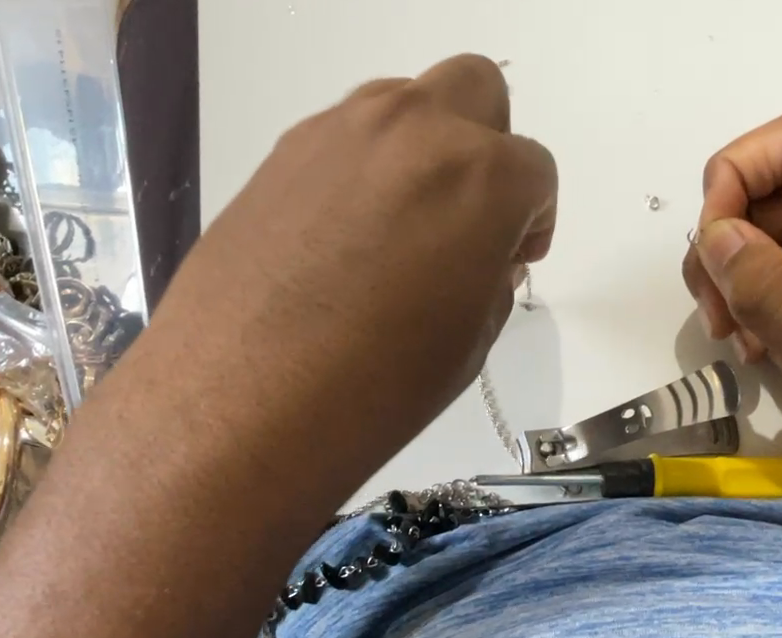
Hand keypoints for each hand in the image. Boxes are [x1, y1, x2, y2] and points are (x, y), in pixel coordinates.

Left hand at [166, 54, 556, 471]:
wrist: (248, 399)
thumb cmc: (379, 387)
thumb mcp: (468, 342)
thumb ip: (490, 278)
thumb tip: (482, 256)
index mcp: (479, 179)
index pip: (533, 171)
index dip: (532, 219)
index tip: (513, 257)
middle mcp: (413, 132)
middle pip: (474, 94)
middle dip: (486, 151)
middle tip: (469, 222)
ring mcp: (339, 133)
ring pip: (404, 108)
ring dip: (421, 156)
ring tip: (402, 237)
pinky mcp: (281, 154)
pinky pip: (345, 142)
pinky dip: (363, 175)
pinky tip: (345, 246)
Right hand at [682, 109, 781, 500]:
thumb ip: (769, 290)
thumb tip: (713, 237)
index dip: (735, 179)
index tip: (713, 253)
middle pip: (770, 187)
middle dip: (728, 248)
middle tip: (720, 318)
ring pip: (765, 231)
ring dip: (736, 282)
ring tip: (741, 340)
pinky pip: (780, 268)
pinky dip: (755, 303)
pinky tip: (760, 347)